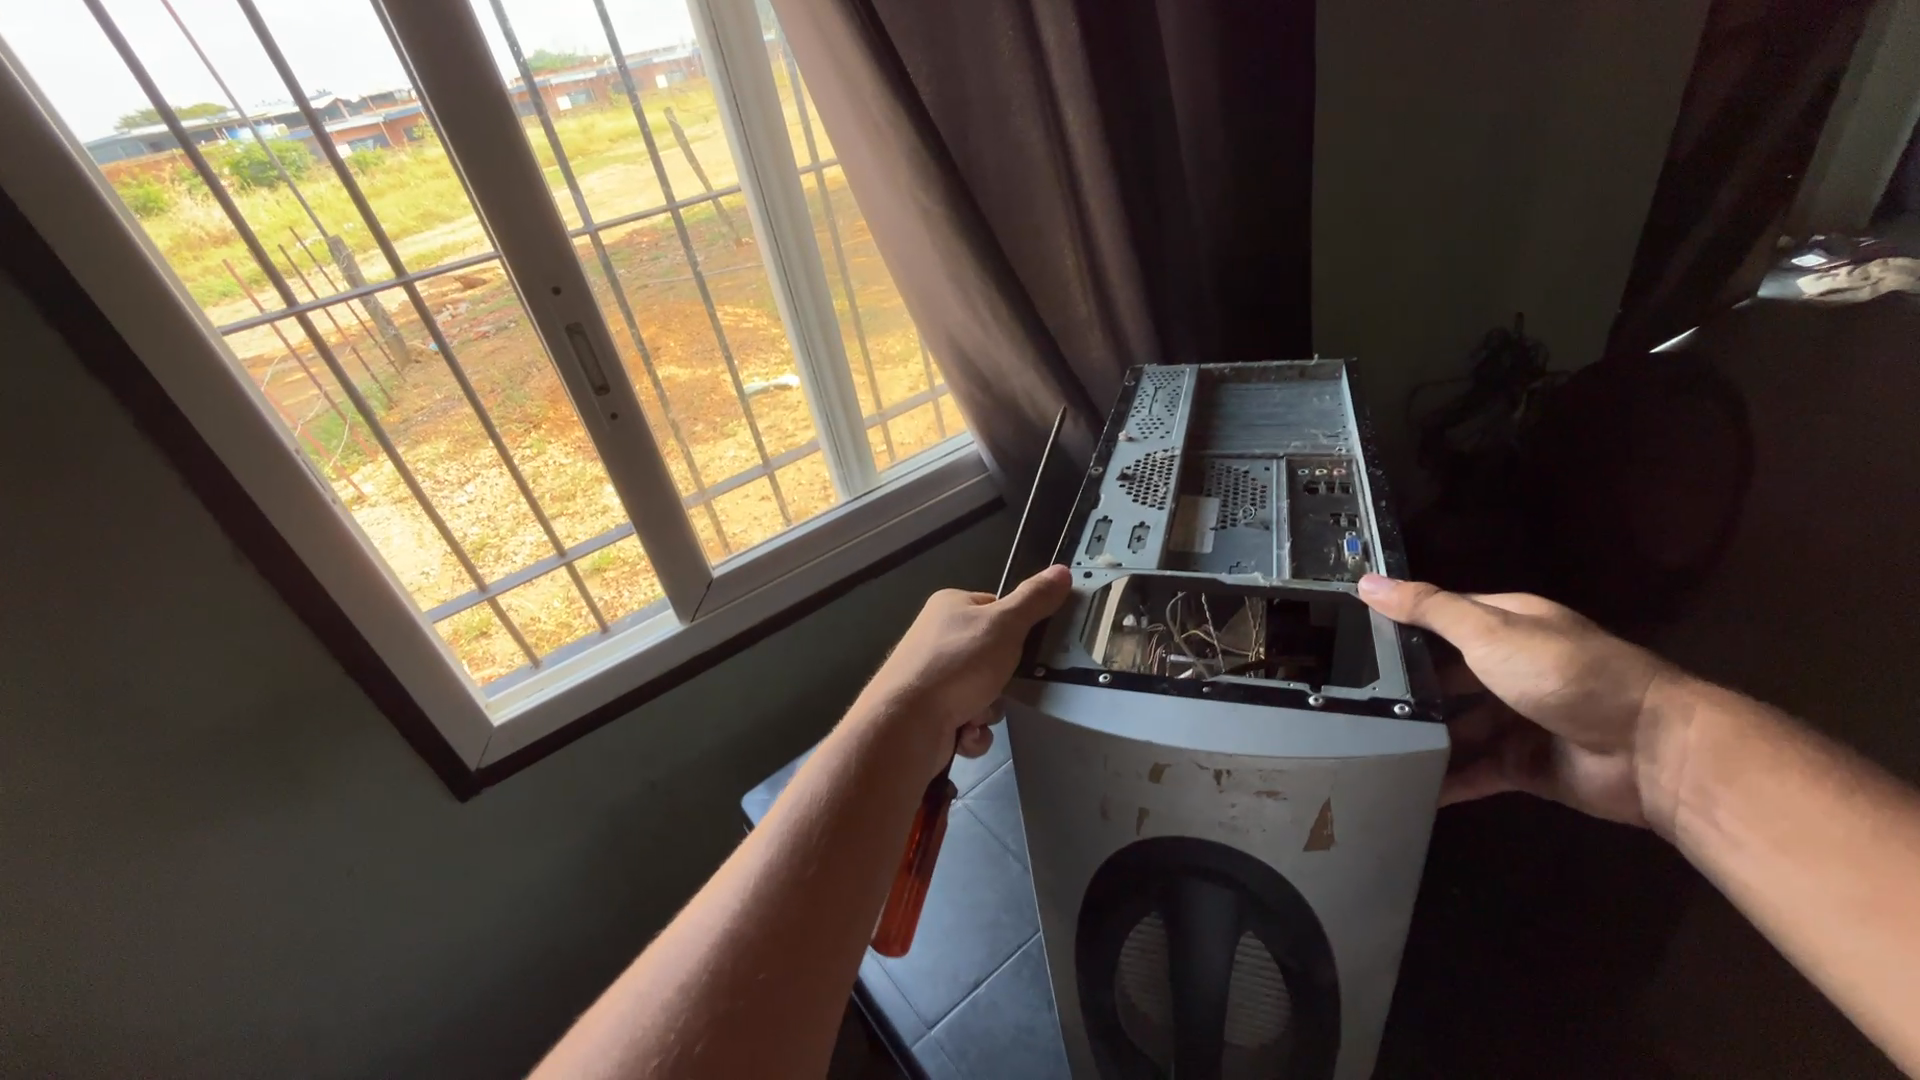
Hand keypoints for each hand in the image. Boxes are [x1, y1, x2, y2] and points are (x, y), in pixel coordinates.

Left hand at [859, 565, 1072, 780]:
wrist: (906, 724)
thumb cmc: (956, 664)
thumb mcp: (1004, 624)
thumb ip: (1034, 599)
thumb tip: (1061, 571)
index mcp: (950, 607)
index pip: (995, 608)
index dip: (1014, 628)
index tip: (1024, 645)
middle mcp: (937, 639)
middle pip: (992, 656)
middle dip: (1002, 680)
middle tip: (1000, 684)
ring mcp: (931, 678)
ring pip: (983, 693)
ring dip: (988, 708)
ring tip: (975, 713)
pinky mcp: (928, 714)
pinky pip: (968, 721)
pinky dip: (973, 731)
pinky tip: (965, 732)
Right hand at [1357, 574, 1687, 829]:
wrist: (1653, 751)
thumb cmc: (1568, 675)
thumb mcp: (1491, 632)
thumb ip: (1428, 609)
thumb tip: (1366, 582)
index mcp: (1506, 627)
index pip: (1439, 619)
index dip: (1396, 625)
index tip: (1344, 636)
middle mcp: (1509, 669)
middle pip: (1443, 676)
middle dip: (1402, 687)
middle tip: (1344, 698)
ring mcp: (1516, 719)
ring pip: (1454, 726)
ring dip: (1419, 735)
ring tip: (1362, 743)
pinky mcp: (1522, 765)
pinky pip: (1472, 771)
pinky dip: (1443, 779)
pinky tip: (1402, 784)